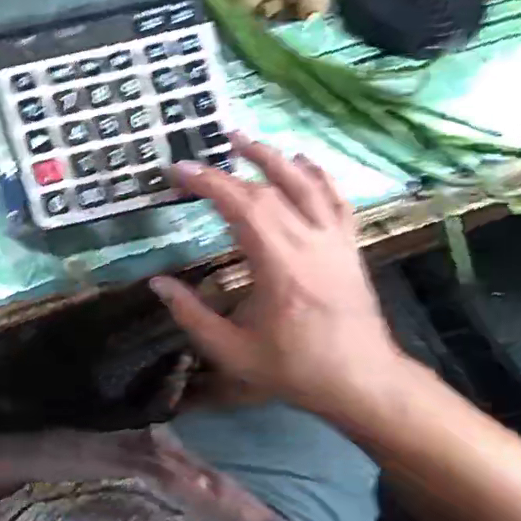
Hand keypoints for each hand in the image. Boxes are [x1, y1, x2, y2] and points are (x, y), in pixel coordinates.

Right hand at [150, 135, 416, 430]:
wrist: (363, 381)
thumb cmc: (294, 369)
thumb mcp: (232, 351)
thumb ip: (191, 315)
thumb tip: (157, 284)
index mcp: (280, 267)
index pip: (243, 208)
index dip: (208, 183)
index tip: (178, 171)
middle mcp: (311, 244)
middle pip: (268, 191)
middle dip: (227, 171)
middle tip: (196, 160)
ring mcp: (335, 242)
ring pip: (305, 184)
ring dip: (272, 158)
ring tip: (243, 139)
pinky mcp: (349, 246)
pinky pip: (335, 200)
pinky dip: (317, 174)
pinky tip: (301, 160)